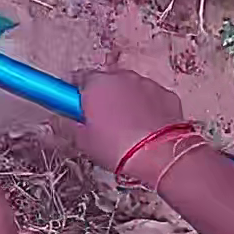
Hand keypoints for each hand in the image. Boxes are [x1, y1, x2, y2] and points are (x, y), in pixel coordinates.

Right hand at [67, 69, 189, 183]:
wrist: (161, 156)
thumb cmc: (117, 148)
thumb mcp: (83, 141)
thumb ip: (71, 124)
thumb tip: (67, 119)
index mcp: (95, 84)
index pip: (76, 79)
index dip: (74, 95)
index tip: (74, 108)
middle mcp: (121, 77)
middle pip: (104, 82)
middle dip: (100, 98)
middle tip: (98, 123)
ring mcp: (146, 84)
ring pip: (128, 89)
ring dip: (123, 102)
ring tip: (124, 129)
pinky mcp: (166, 94)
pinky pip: (149, 98)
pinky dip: (145, 108)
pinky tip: (144, 128)